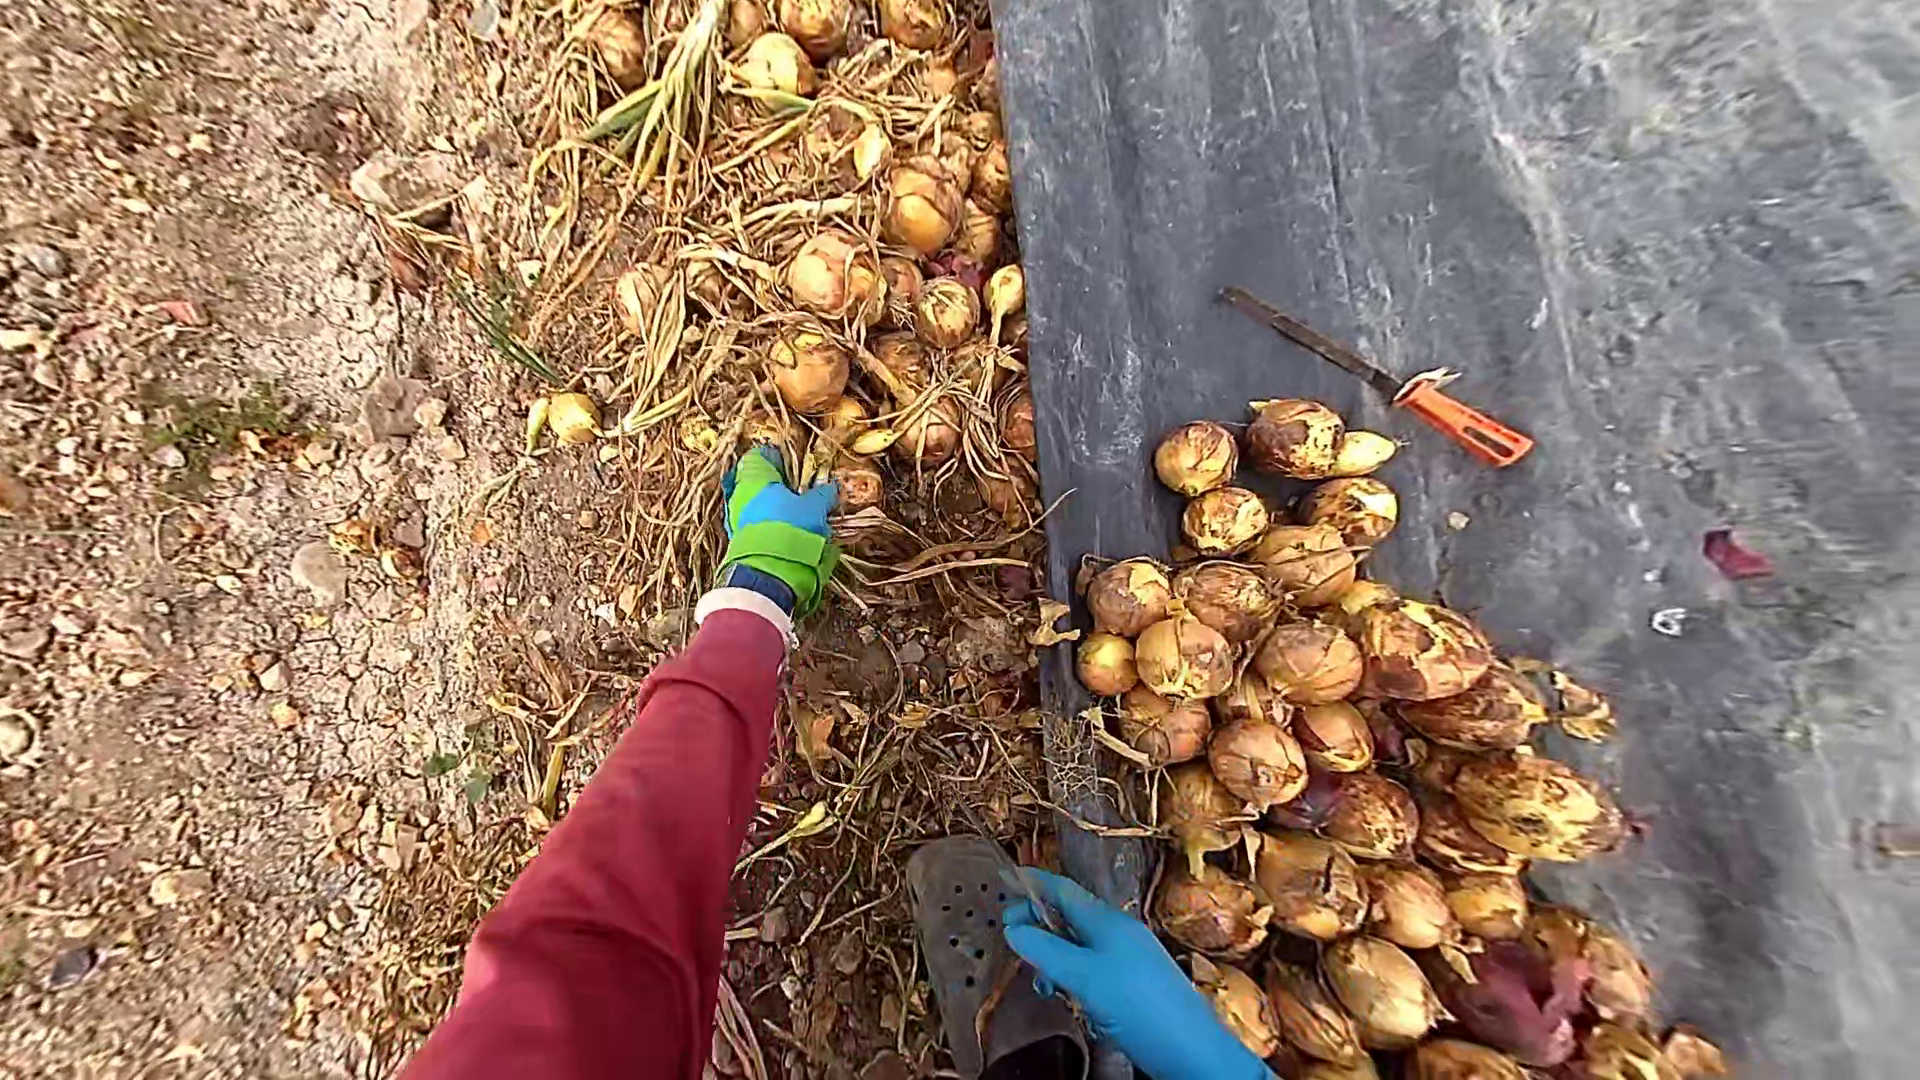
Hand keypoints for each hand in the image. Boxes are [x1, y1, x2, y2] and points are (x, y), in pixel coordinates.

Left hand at [719, 445, 838, 615]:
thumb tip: (830, 487)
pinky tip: (794, 535)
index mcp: (753, 479)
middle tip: (806, 490)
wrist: (769, 579)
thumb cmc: (791, 532)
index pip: (762, 454)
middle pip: (760, 482)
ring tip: (805, 516)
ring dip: (780, 508)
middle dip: (782, 485)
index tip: (798, 463)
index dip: (781, 456)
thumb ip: (822, 495)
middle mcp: (739, 496)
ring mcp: (737, 521)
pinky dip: (776, 527)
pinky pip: (761, 526)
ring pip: (761, 505)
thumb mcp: (814, 509)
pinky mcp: (742, 543)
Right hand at [1003, 869, 1271, 1079]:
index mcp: (1105, 918)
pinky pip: (1093, 965)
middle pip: (1069, 913)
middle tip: (1009, 932)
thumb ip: (1047, 951)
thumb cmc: (1138, 1005)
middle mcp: (1117, 929)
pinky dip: (1072, 972)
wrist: (1198, 1054)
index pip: (1061, 888)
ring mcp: (1128, 955)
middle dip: (1037, 919)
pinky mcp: (1135, 983)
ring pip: (1080, 942)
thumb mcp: (1085, 978)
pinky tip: (1068, 995)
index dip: (1033, 881)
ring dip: (1053, 951)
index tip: (1005, 877)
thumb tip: (1011, 928)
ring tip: (1036, 976)